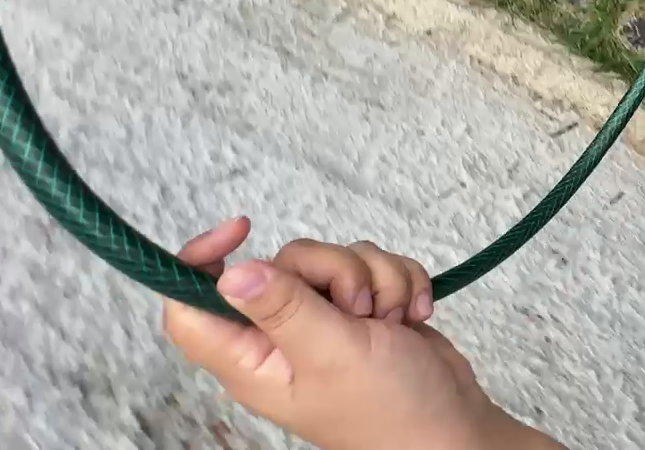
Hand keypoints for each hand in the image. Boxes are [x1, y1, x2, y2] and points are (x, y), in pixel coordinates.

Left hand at [162, 217, 558, 449]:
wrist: (447, 418)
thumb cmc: (383, 403)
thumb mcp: (333, 354)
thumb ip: (287, 310)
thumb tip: (231, 271)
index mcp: (255, 356)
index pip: (197, 304)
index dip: (203, 262)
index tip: (243, 226)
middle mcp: (286, 334)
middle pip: (293, 264)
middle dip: (342, 270)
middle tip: (360, 310)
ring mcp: (333, 320)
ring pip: (348, 260)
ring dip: (384, 279)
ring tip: (393, 320)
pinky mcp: (373, 308)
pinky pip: (384, 267)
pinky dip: (406, 283)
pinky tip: (415, 313)